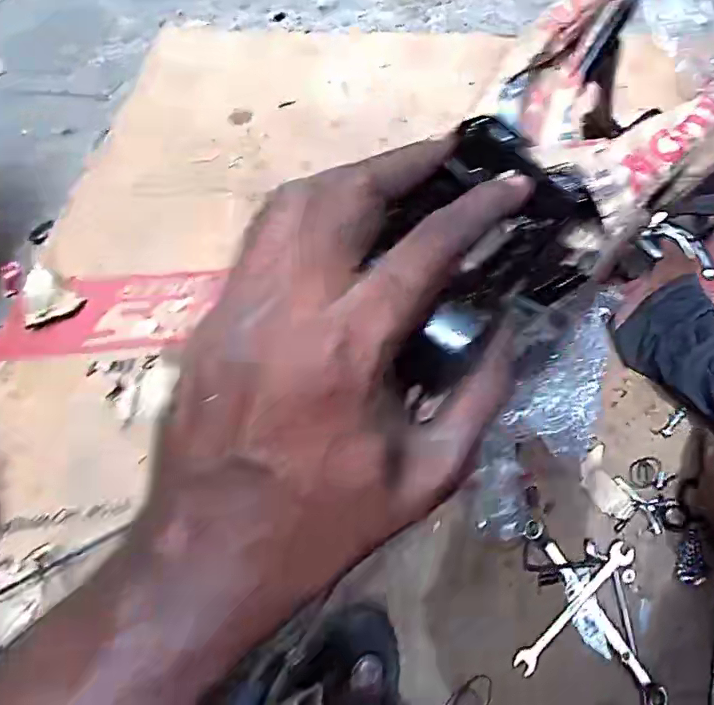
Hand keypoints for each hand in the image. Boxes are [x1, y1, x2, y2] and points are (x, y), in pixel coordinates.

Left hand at [143, 137, 530, 610]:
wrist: (200, 562)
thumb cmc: (324, 524)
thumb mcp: (431, 476)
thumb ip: (483, 393)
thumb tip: (507, 326)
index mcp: (347, 349)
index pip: (424, 248)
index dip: (478, 208)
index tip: (512, 185)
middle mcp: (287, 307)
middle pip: (345, 196)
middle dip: (407, 161)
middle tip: (451, 150)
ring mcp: (238, 304)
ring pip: (293, 201)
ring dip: (356, 173)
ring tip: (401, 171)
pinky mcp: (212, 314)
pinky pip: (266, 232)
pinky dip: (314, 205)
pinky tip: (344, 216)